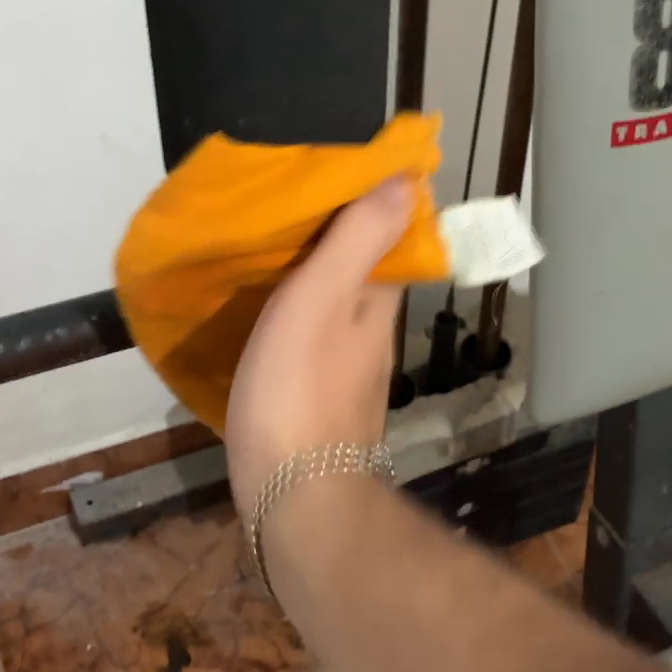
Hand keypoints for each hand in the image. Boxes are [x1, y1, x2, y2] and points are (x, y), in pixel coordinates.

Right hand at [225, 178, 411, 512]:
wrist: (293, 495)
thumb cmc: (300, 390)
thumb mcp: (324, 298)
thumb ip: (359, 239)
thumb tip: (408, 178)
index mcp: (378, 303)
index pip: (391, 240)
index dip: (372, 205)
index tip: (336, 177)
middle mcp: (372, 334)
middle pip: (362, 273)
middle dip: (335, 241)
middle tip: (285, 213)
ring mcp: (349, 372)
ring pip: (336, 308)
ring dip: (314, 280)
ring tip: (267, 255)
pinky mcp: (320, 401)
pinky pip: (312, 341)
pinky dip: (295, 319)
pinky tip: (263, 319)